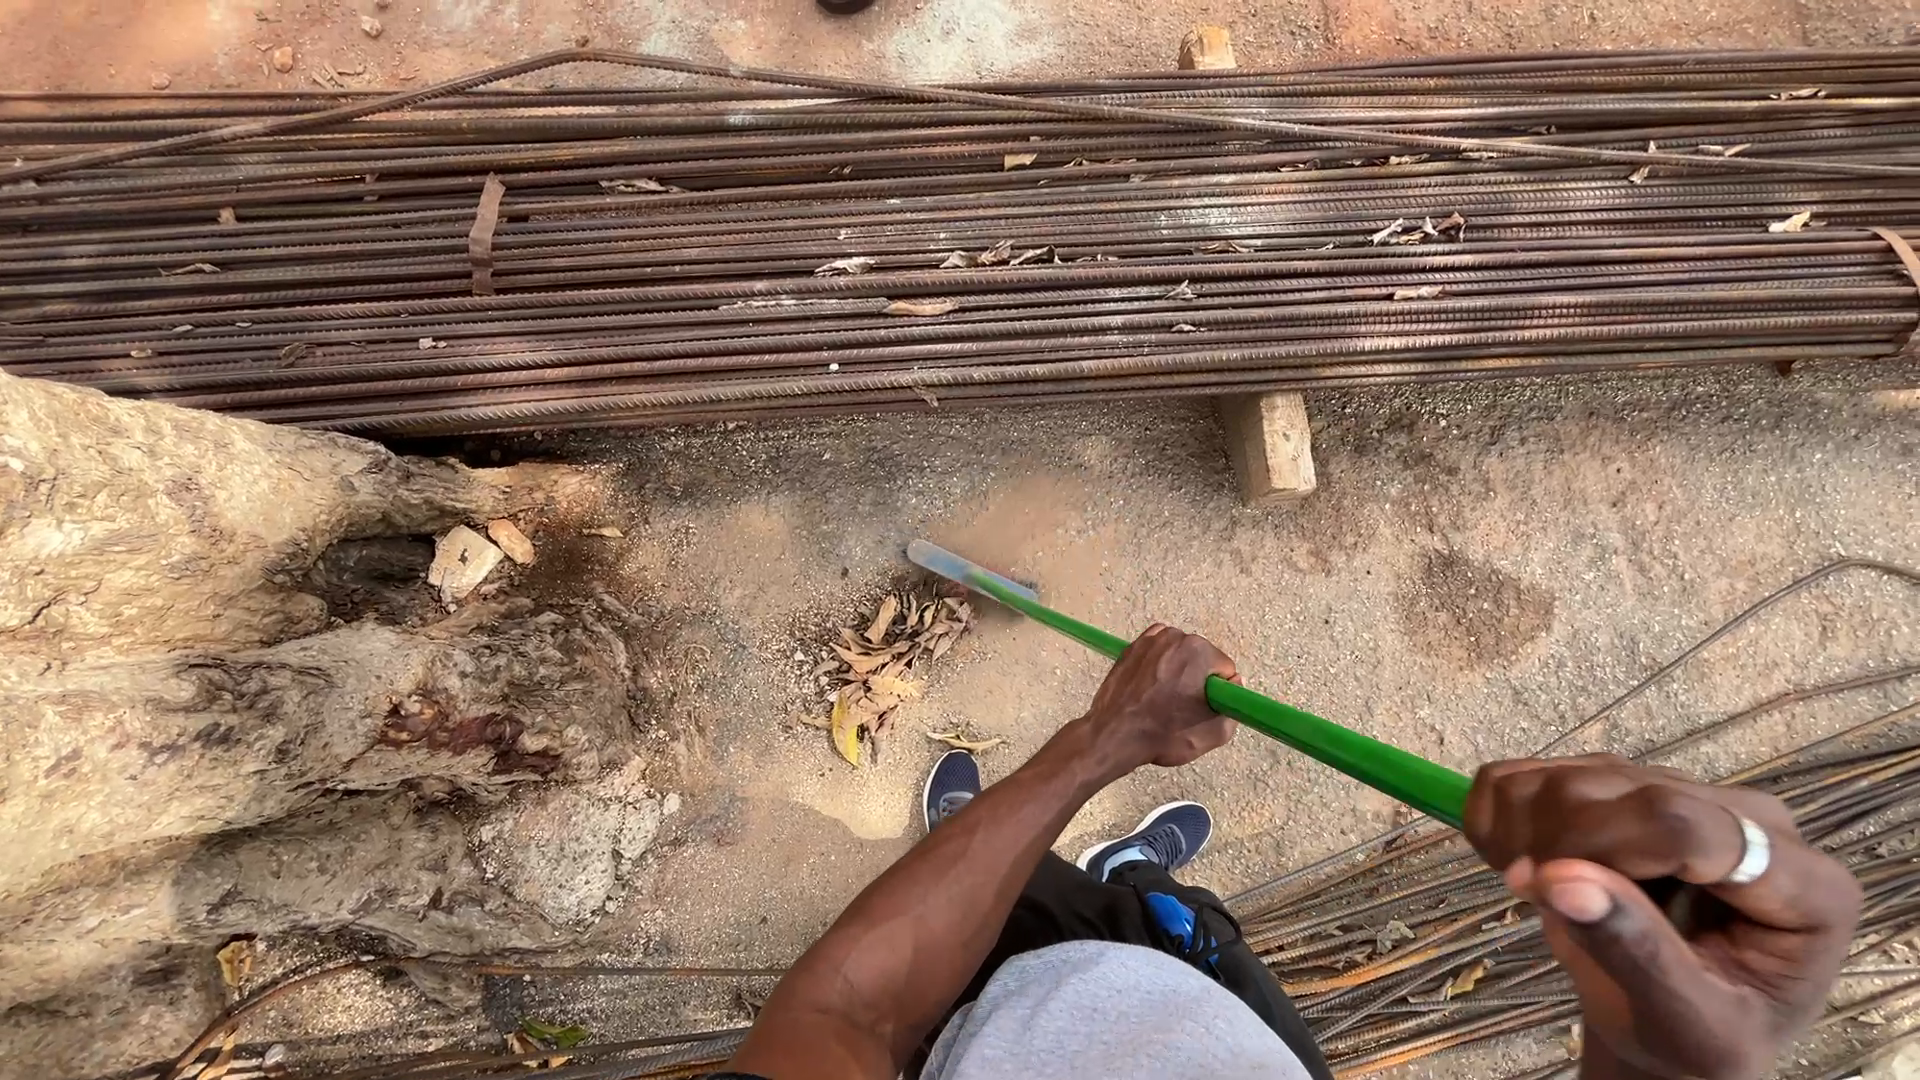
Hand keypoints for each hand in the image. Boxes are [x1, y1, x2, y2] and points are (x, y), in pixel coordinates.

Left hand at [1079, 624, 1236, 778]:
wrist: (1115, 734)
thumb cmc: (1161, 734)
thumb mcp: (1214, 733)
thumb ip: (1235, 708)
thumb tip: (1234, 688)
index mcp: (1200, 652)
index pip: (1225, 669)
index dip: (1219, 691)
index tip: (1205, 705)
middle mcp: (1175, 638)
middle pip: (1201, 658)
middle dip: (1197, 678)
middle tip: (1183, 706)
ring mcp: (1150, 640)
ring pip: (1179, 653)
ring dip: (1178, 670)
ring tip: (1165, 699)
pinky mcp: (1132, 647)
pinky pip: (1157, 651)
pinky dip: (1158, 663)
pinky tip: (1153, 686)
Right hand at [1464, 755, 1860, 1079]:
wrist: (1660, 1016)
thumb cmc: (1691, 1033)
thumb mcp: (1683, 1020)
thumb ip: (1635, 951)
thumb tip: (1559, 880)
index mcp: (1801, 883)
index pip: (1679, 822)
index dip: (1598, 845)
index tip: (1540, 889)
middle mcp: (1742, 817)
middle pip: (1608, 788)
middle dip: (1548, 841)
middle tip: (1528, 895)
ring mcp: (1669, 790)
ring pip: (1560, 774)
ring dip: (1515, 829)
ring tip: (1528, 886)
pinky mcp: (1609, 781)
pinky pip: (1521, 772)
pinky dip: (1491, 812)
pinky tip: (1515, 857)